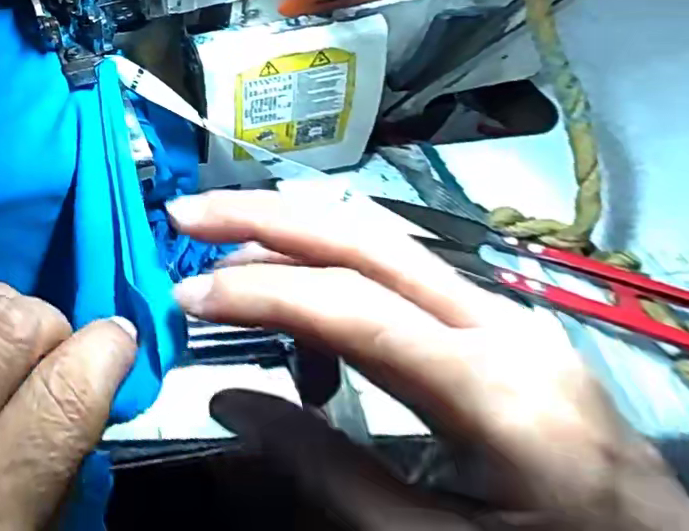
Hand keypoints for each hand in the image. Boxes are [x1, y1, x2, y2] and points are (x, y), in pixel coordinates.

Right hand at [166, 190, 688, 530]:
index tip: (183, 297)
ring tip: (214, 246)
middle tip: (182, 217)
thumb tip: (225, 401)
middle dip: (258, 217)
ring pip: (370, 234)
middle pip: (361, 237)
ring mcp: (501, 312)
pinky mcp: (488, 314)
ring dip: (279, 228)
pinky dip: (317, 263)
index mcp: (505, 396)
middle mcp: (506, 328)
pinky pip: (386, 263)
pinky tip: (289, 306)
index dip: (257, 292)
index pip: (356, 308)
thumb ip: (325, 470)